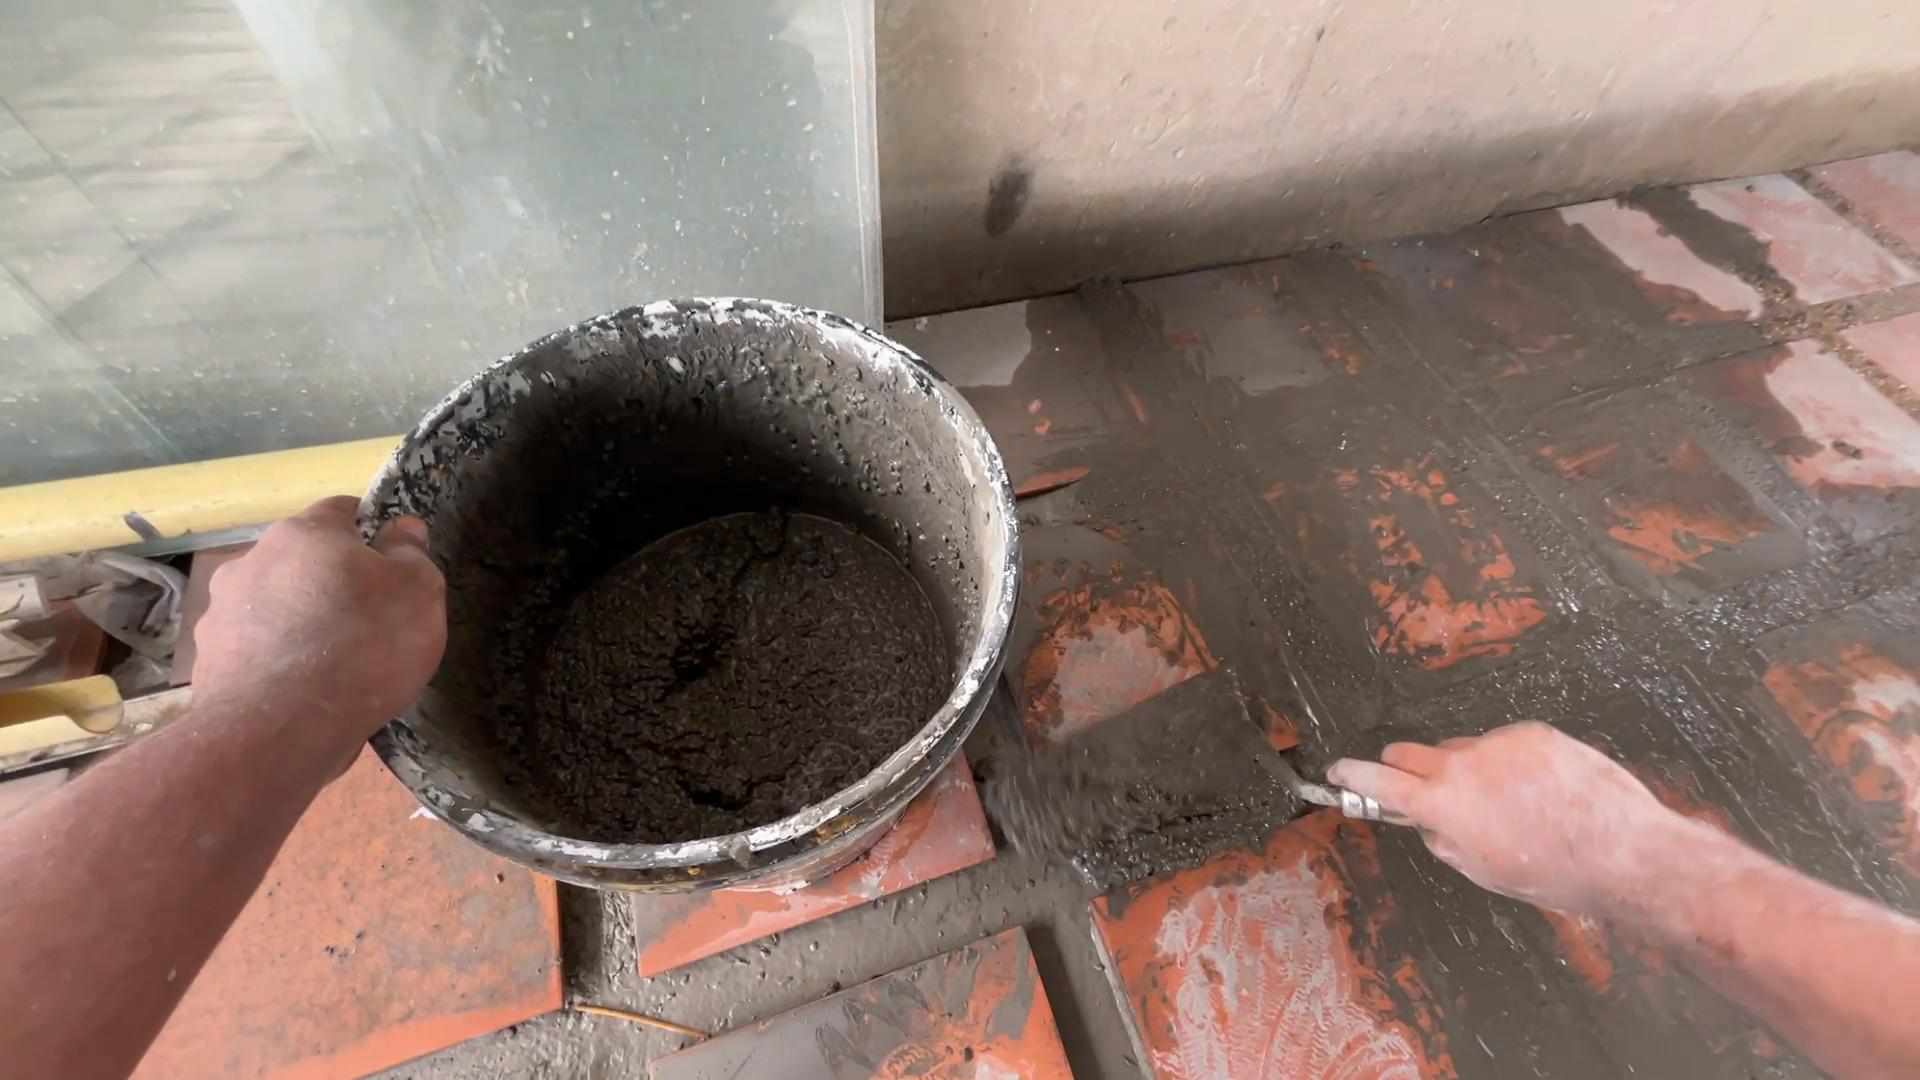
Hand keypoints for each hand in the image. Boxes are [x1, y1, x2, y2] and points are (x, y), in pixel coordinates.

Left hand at [190, 496, 445, 766]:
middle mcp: (252, 560)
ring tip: (343, 655)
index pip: (343, 509)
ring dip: (308, 615)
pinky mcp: (211, 658)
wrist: (283, 728)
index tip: (399, 561)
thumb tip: (400, 527)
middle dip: (339, 577)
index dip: (376, 529)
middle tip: (377, 613)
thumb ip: (411, 552)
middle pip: (308, 557)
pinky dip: (286, 652)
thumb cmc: (367, 643)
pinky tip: (314, 681)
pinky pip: (262, 641)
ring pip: (281, 600)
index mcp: (305, 534)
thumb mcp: (419, 590)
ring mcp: (222, 611)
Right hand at [1328, 722, 1686, 915]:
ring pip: (1458, 749)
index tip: (1336, 771)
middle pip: (1405, 752)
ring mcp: (1494, 744)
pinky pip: (1503, 743)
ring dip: (1467, 768)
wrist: (1631, 855)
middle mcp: (1458, 765)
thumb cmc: (1555, 875)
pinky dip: (1510, 762)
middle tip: (1429, 789)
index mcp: (1441, 804)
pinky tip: (1544, 787)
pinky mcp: (1530, 733)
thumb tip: (1431, 824)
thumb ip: (1444, 840)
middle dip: (1405, 769)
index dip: (1350, 774)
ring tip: (1514, 798)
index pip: (1375, 779)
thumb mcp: (1485, 872)